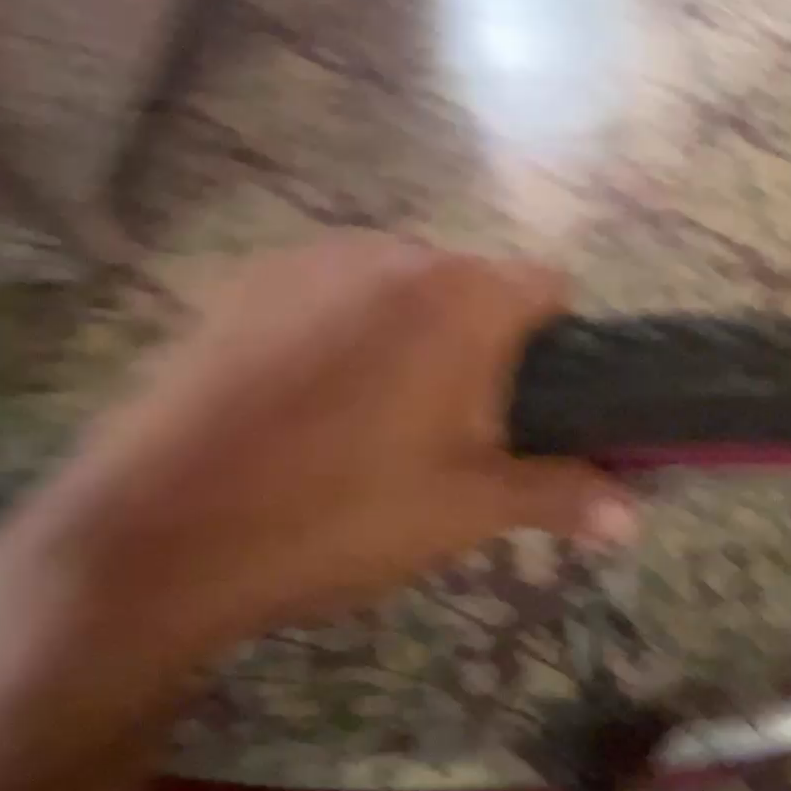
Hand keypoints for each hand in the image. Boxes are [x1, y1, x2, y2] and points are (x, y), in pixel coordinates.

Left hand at [0, 233, 636, 665]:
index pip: (549, 286)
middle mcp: (393, 253)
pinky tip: (300, 404)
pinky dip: (343, 330)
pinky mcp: (247, 281)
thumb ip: (562, 496)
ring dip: (411, 336)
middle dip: (481, 346)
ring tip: (367, 424)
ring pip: (401, 288)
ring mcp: (312, 260)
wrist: (154, 536)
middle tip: (449, 434)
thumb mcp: (467, 511)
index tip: (531, 405)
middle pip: (474, 286)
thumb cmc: (338, 515)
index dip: (557, 344)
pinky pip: (332, 292)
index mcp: (460, 296)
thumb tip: (635, 516)